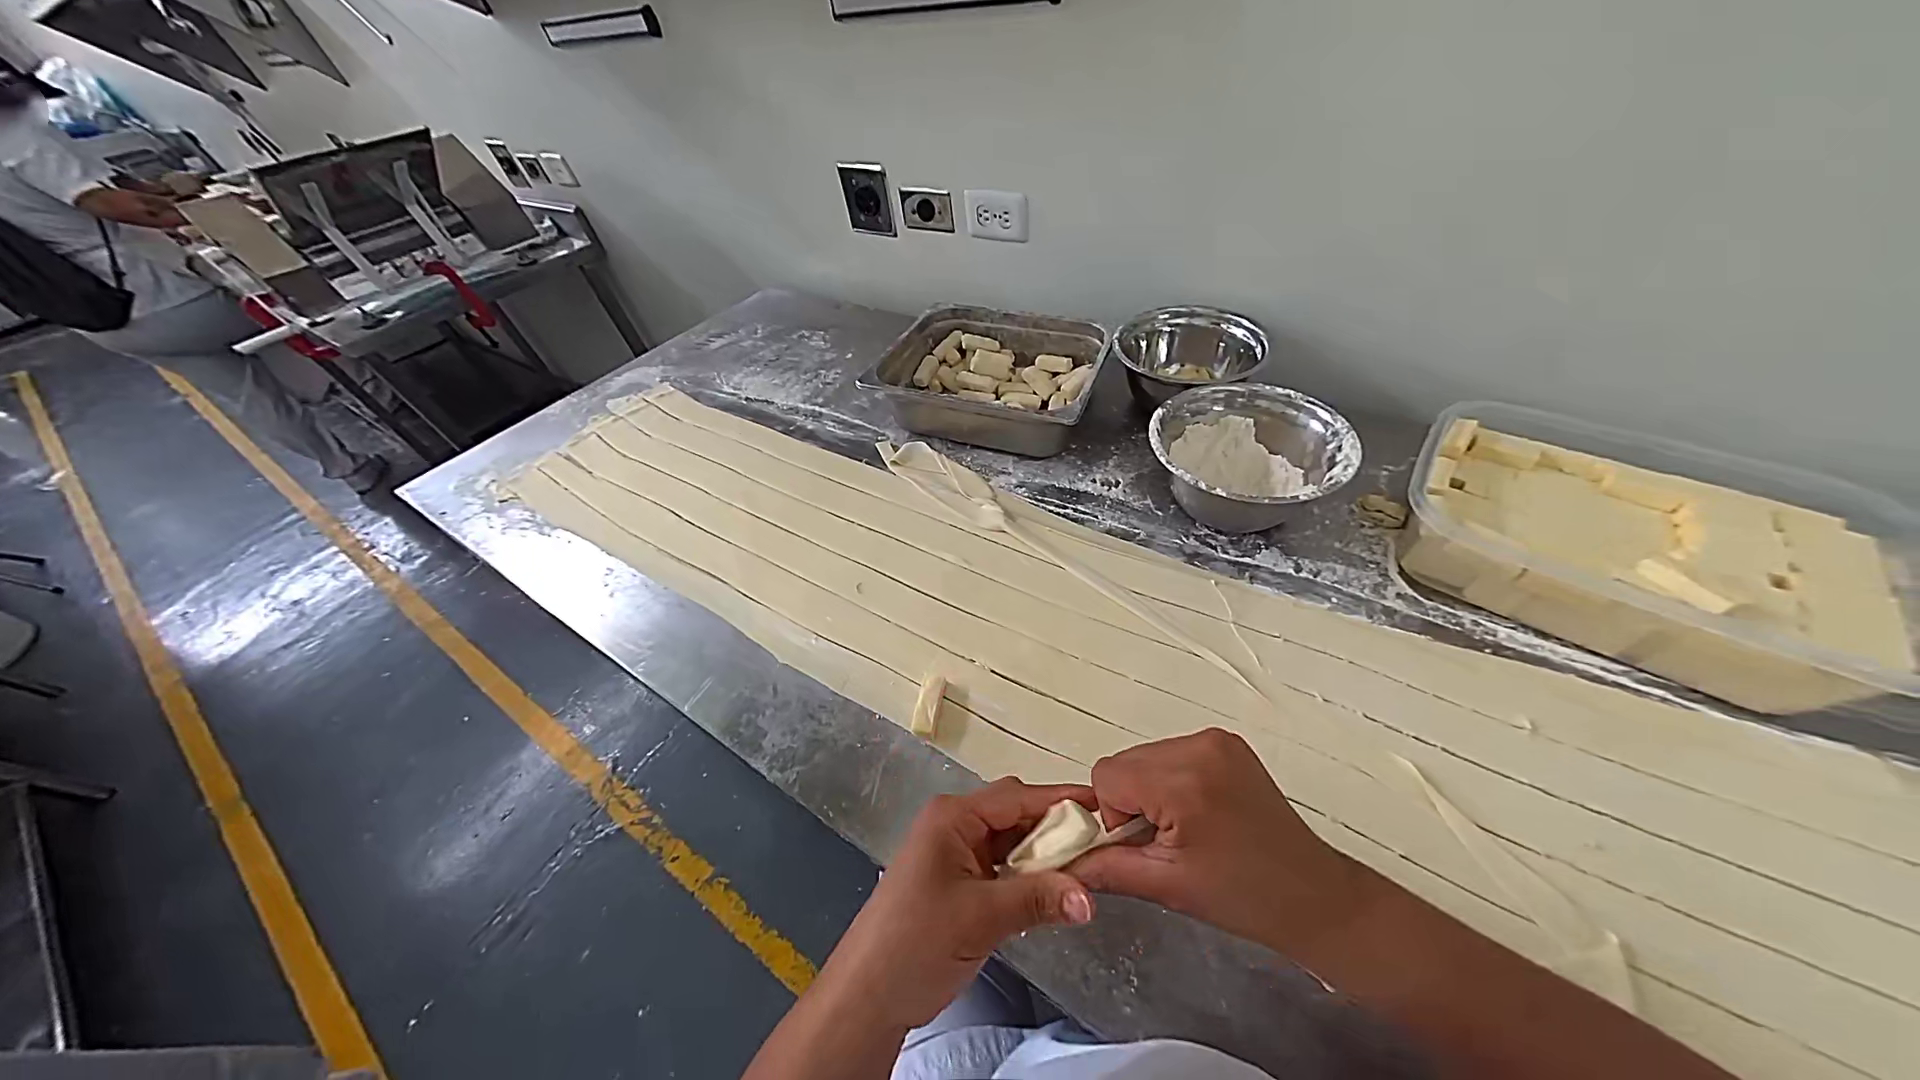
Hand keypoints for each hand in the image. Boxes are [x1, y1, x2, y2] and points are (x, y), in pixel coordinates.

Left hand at [814, 779, 1098, 1028]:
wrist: (868, 994)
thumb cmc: (914, 942)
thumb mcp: (981, 917)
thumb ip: (1037, 899)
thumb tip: (1088, 896)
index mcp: (953, 817)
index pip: (1017, 797)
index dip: (1061, 799)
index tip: (1103, 806)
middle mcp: (955, 826)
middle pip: (1015, 814)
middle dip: (1055, 828)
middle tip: (1099, 844)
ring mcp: (956, 853)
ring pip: (1012, 842)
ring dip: (1044, 856)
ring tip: (1084, 869)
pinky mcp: (960, 880)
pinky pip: (1003, 866)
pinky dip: (1028, 876)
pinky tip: (1052, 891)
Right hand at [1071, 729, 1364, 949]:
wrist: (1313, 895)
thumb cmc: (1246, 896)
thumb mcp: (1165, 886)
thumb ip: (1104, 866)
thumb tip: (1063, 859)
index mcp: (1185, 783)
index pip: (1107, 774)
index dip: (1114, 813)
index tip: (1143, 841)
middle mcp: (1200, 749)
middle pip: (1124, 762)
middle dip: (1130, 800)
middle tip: (1164, 839)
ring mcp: (1216, 741)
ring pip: (1144, 756)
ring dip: (1149, 789)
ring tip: (1184, 827)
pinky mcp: (1225, 743)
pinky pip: (1170, 752)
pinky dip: (1169, 779)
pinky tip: (1196, 810)